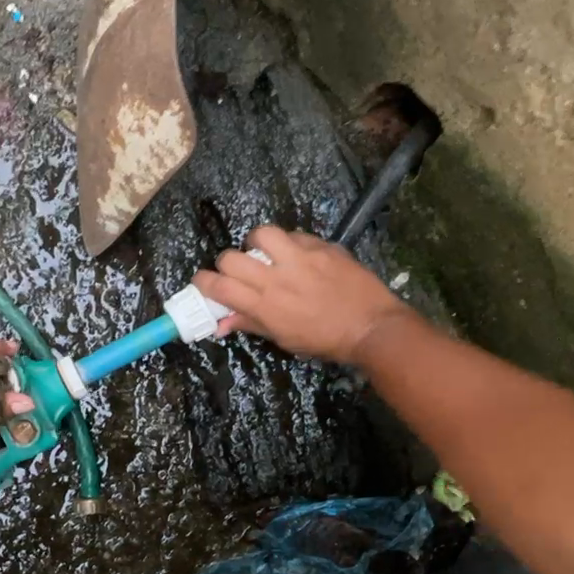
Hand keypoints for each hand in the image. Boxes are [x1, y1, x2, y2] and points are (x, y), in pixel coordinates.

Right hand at [191, 225, 413, 363]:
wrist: (371, 327)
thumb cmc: (323, 339)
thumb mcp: (282, 338)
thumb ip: (249, 324)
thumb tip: (220, 324)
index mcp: (263, 305)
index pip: (217, 286)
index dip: (202, 282)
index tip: (204, 283)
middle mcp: (275, 278)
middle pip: (230, 257)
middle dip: (226, 263)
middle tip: (237, 272)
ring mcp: (299, 258)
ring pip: (261, 233)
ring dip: (257, 242)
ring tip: (265, 253)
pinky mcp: (321, 246)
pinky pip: (294, 235)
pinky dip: (289, 243)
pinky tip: (296, 255)